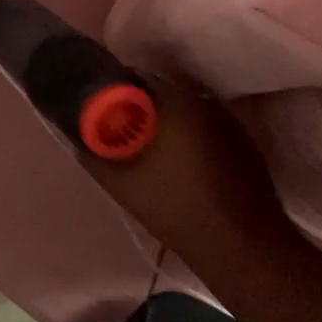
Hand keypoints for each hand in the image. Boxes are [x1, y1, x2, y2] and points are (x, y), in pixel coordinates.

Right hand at [83, 75, 293, 262]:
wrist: (239, 245)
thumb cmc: (173, 207)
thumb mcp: (118, 183)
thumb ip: (92, 153)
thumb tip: (77, 136)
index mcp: (174, 102)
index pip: (136, 76)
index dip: (115, 88)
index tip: (102, 104)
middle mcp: (204, 101)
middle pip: (162, 90)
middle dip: (140, 104)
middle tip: (121, 126)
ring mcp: (228, 122)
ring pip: (186, 108)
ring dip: (167, 118)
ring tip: (149, 143)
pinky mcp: (244, 143)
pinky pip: (206, 126)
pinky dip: (190, 134)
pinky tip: (180, 161)